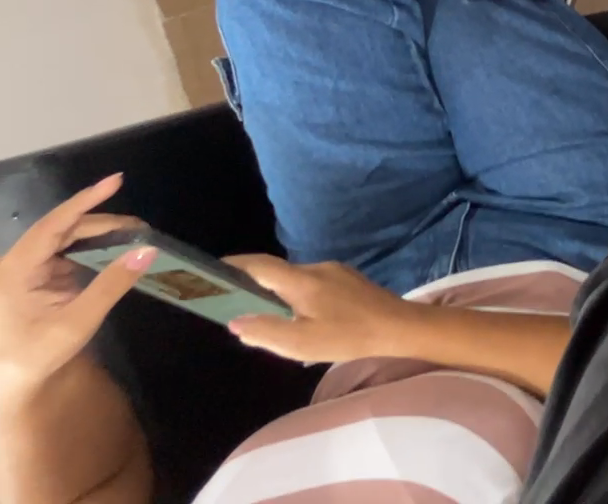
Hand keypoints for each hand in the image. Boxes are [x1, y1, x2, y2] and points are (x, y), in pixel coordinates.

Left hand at [0, 175, 149, 411]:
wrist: (7, 388)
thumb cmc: (32, 357)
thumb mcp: (76, 323)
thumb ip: (111, 284)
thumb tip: (148, 249)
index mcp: (12, 275)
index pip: (51, 227)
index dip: (83, 202)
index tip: (116, 181)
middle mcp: (13, 269)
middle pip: (61, 230)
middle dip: (104, 222)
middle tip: (144, 229)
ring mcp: (22, 276)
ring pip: (64, 240)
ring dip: (100, 234)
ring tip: (136, 238)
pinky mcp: (34, 283)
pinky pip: (66, 255)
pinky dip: (94, 248)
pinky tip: (116, 253)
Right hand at [224, 256, 413, 364]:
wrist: (399, 326)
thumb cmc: (346, 335)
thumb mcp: (297, 342)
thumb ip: (262, 330)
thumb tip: (237, 320)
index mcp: (304, 280)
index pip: (261, 265)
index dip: (234, 265)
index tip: (209, 270)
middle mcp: (320, 268)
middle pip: (278, 273)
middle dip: (252, 285)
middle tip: (229, 304)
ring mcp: (339, 272)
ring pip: (296, 280)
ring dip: (276, 294)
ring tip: (261, 317)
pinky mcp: (350, 280)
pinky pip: (313, 284)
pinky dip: (296, 296)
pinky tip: (296, 317)